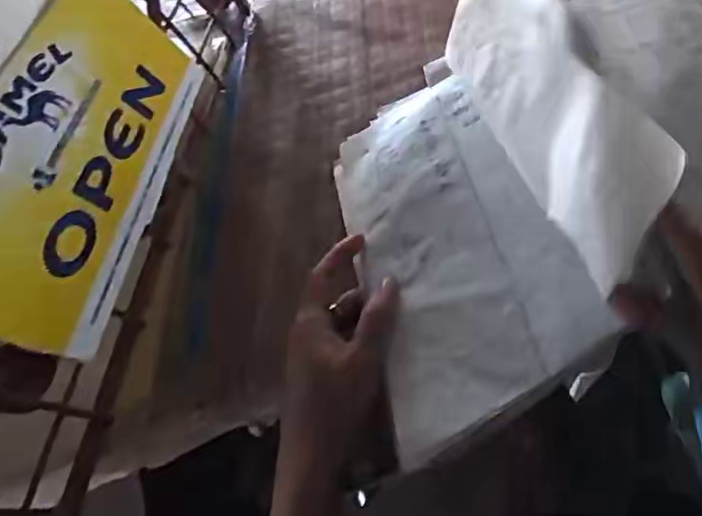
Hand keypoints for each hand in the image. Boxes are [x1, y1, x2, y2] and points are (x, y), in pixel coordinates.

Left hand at [275, 234, 398, 513]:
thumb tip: (389, 281)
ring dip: (365, 321)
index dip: (340, 254)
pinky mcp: (317, 377)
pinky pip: (341, 345)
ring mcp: (310, 357)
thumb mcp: (362, 359)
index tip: (362, 239)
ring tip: (395, 324)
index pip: (322, 275)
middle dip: (365, 296)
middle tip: (395, 294)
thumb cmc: (334, 405)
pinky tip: (382, 352)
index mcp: (309, 323)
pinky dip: (360, 341)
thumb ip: (377, 319)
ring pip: (341, 325)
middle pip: (337, 301)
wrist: (310, 463)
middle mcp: (306, 334)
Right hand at [609, 205, 701, 385]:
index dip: (645, 201)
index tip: (619, 198)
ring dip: (666, 237)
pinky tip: (669, 268)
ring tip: (636, 242)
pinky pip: (701, 249)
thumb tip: (613, 295)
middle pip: (678, 222)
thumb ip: (652, 315)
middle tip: (619, 223)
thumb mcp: (693, 339)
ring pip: (690, 236)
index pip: (670, 213)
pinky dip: (682, 251)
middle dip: (650, 220)